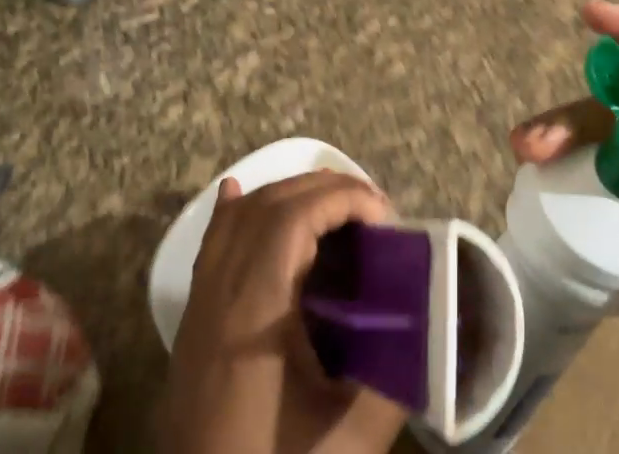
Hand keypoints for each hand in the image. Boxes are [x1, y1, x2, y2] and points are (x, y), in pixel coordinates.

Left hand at [162, 171, 408, 453]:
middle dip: (325, 188)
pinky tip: (237, 193)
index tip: (386, 220)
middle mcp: (221, 291)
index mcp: (256, 309)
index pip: (294, 217)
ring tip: (334, 203)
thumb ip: (394, 378)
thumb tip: (427, 332)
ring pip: (237, 218)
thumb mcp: (350, 435)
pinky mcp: (192, 321)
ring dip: (286, 195)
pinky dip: (231, 212)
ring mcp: (199, 303)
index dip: (344, 198)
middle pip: (267, 205)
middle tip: (374, 210)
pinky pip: (208, 245)